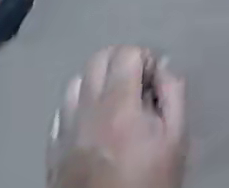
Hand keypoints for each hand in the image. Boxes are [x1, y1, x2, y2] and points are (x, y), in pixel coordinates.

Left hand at [50, 46, 187, 187]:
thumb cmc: (149, 185)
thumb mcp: (176, 140)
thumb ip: (173, 94)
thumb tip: (163, 67)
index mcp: (119, 106)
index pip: (126, 53)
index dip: (145, 58)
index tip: (155, 82)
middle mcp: (87, 112)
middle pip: (98, 59)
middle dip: (121, 62)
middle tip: (137, 85)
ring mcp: (65, 132)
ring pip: (75, 82)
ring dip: (97, 82)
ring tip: (114, 103)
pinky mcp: (52, 152)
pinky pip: (61, 112)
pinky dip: (78, 107)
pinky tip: (93, 124)